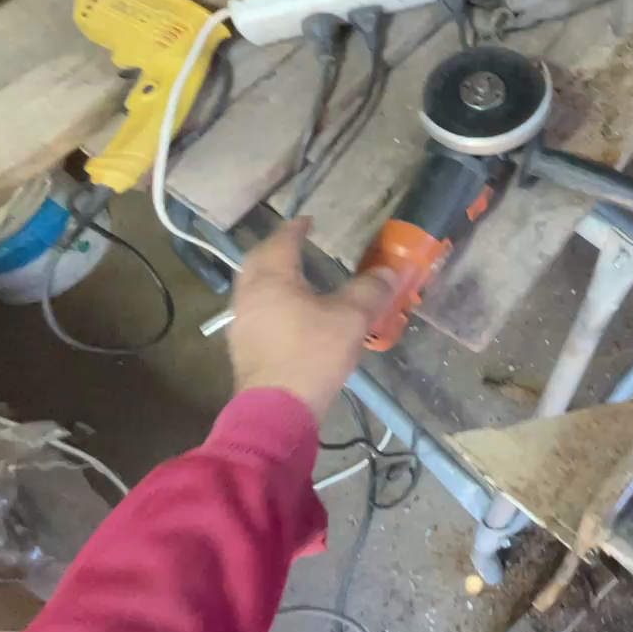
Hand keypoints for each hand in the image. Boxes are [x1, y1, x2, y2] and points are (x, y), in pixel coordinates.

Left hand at [227, 217, 392, 416]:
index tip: (307, 220)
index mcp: (271, 281)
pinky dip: (274, 301)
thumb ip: (371, 289)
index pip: (281, 243)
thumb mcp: (352, 316)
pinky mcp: (246, 350)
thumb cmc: (312, 353)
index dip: (295, 229)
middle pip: (257, 264)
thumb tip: (389, 271)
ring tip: (297, 276)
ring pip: (255, 289)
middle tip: (296, 243)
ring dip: (273, 277)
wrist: (278, 411)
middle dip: (276, 250)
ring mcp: (243, 326)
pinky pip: (259, 312)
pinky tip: (293, 312)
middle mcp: (250, 298)